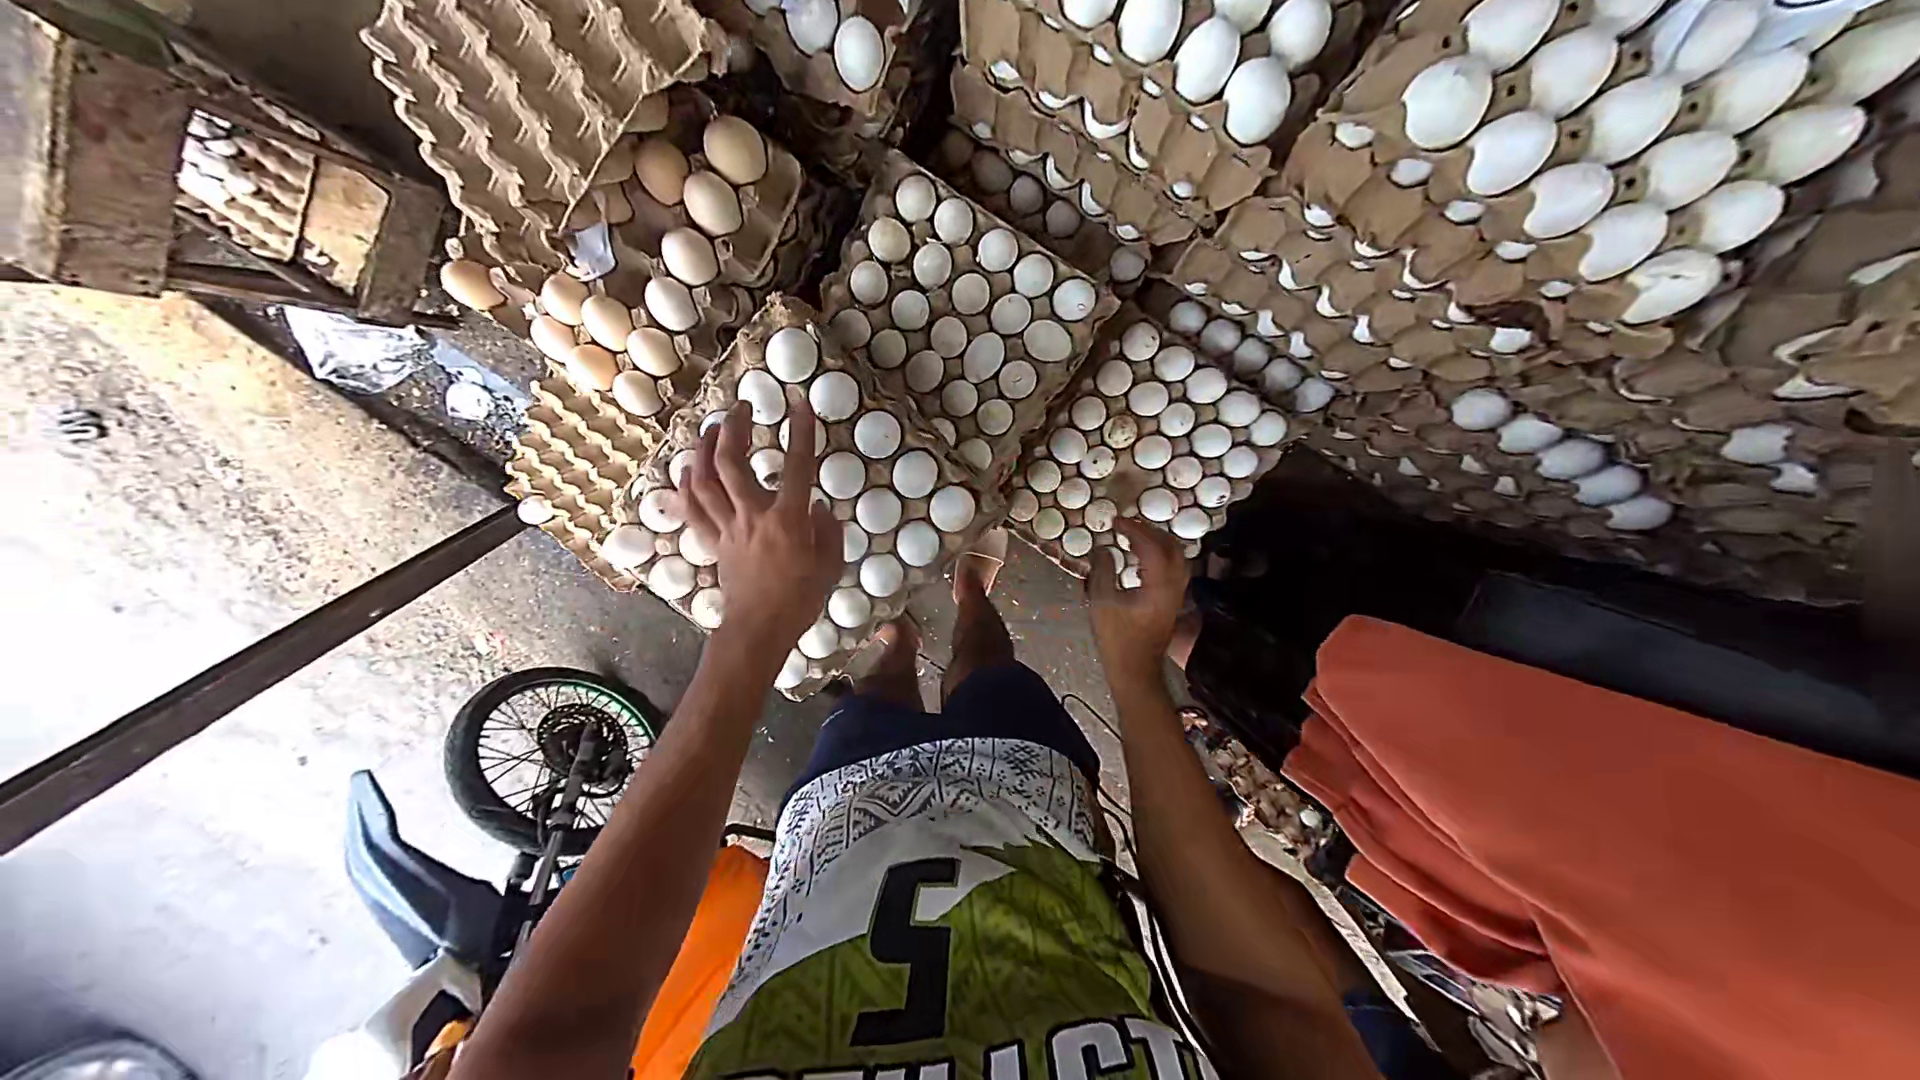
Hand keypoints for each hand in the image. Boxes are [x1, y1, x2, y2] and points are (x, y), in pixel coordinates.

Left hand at [676, 398, 842, 654]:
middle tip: (740, 408)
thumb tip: (816, 508)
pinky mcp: (714, 541)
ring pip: (705, 480)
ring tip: (710, 429)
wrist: (760, 628)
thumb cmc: (800, 599)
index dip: (801, 431)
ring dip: (703, 449)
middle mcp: (753, 515)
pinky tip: (687, 470)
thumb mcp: (831, 566)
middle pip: (732, 462)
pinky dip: (687, 486)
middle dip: (733, 428)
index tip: (799, 403)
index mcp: (787, 519)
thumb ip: (827, 531)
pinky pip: (693, 509)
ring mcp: (728, 527)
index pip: (797, 465)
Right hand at [1088, 516, 1189, 677]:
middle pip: (1171, 547)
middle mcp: (1174, 586)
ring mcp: (1177, 594)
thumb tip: (1104, 549)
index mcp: (1158, 585)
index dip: (1134, 530)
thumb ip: (1102, 571)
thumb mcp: (1102, 602)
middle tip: (1127, 524)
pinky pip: (1173, 568)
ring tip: (1135, 536)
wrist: (1136, 669)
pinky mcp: (1173, 601)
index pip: (1151, 546)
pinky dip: (1160, 555)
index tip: (1117, 522)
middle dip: (1150, 531)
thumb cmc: (1116, 638)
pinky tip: (1142, 557)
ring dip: (1158, 542)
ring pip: (1176, 557)